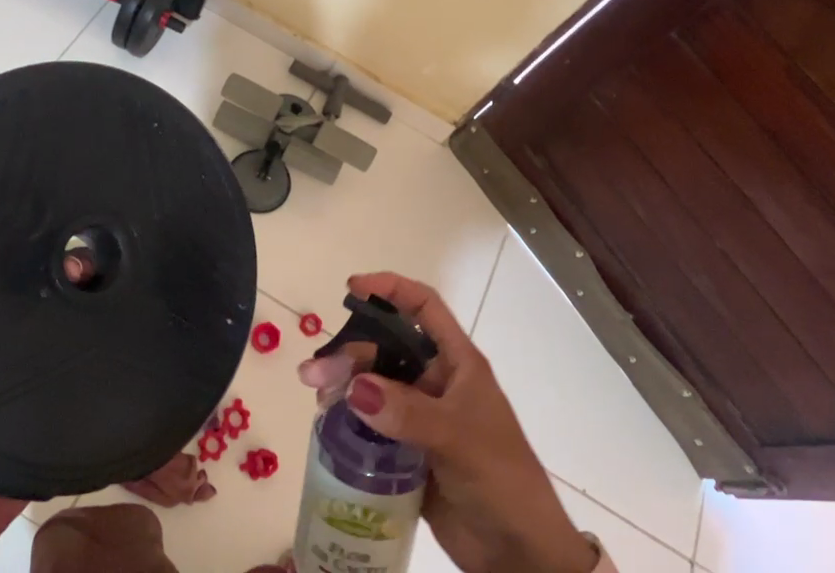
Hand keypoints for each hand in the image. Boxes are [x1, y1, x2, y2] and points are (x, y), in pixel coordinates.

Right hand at [298, 273, 601, 572]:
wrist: (519, 551)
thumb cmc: (501, 477)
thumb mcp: (458, 437)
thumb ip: (407, 412)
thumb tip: (354, 385)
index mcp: (458, 364)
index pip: (424, 308)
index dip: (391, 289)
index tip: (352, 287)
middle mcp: (436, 384)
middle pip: (386, 351)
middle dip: (350, 353)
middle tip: (315, 374)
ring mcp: (420, 419)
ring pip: (373, 388)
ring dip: (343, 388)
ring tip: (316, 401)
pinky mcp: (407, 454)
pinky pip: (370, 427)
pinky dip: (348, 423)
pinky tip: (328, 427)